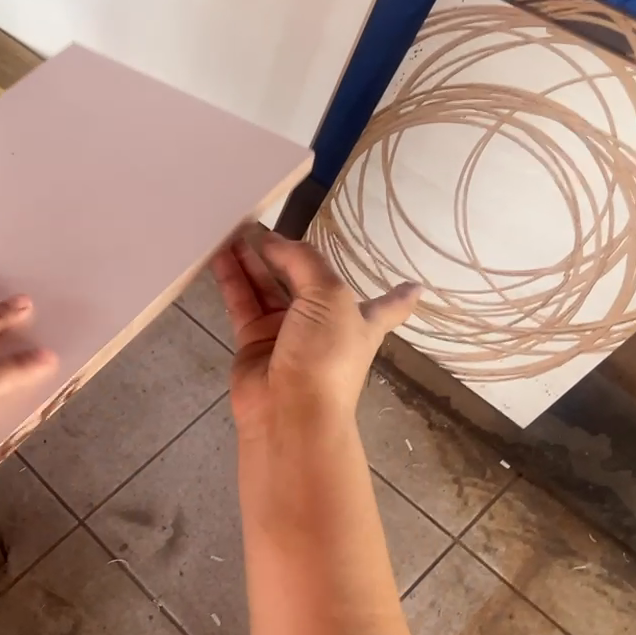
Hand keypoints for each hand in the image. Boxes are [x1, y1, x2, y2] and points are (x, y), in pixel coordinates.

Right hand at [210, 225, 418, 441]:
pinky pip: (242, 302)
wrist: (289, 411)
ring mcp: (286, 332)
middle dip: (289, 255)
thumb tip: (272, 241)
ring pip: (268, 288)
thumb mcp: (329, 297)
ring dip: (252, 260)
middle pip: (307, 282)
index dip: (399, 295)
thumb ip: (303, 262)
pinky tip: (219, 254)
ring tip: (233, 228)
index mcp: (360, 318)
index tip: (415, 285)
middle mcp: (324, 323)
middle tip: (262, 223)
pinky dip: (232, 279)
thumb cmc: (325, 355)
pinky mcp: (253, 340)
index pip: (387, 305)